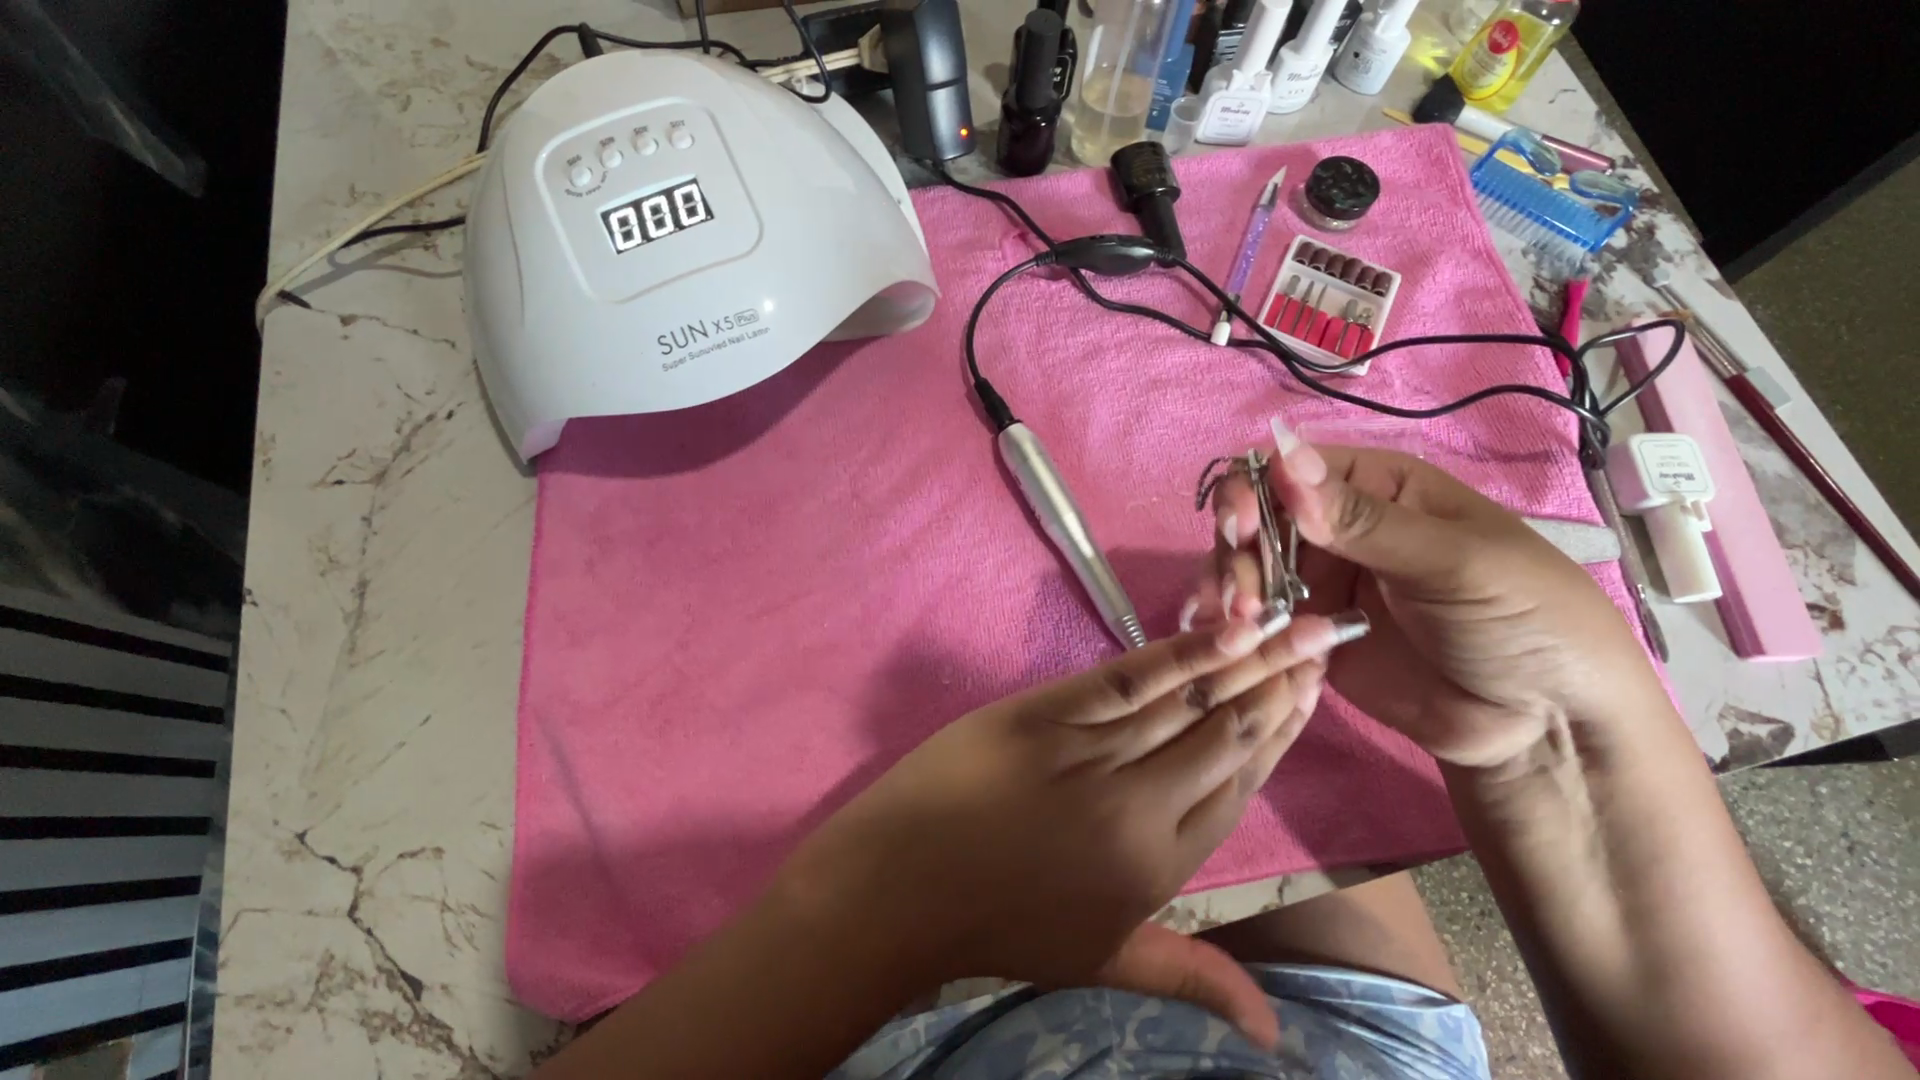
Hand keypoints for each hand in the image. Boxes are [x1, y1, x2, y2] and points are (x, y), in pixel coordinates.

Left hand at [768, 614, 1362, 1048]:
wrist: (901, 888)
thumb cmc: (1000, 924)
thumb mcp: (1101, 960)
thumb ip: (1193, 975)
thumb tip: (1278, 1033)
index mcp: (1160, 866)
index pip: (1239, 787)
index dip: (1281, 736)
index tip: (1311, 693)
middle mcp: (1141, 806)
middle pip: (1228, 735)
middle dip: (1280, 683)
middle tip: (1325, 634)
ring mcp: (1093, 753)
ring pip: (1189, 701)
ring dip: (1248, 659)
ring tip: (1292, 622)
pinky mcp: (1047, 714)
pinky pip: (1130, 679)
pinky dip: (1181, 652)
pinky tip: (1224, 628)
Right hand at [1198, 428, 1658, 769]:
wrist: (1546, 723)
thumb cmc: (1523, 618)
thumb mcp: (1451, 561)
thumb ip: (1362, 519)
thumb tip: (1284, 457)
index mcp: (1376, 489)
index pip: (1287, 469)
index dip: (1251, 491)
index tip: (1238, 530)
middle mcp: (1338, 530)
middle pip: (1254, 521)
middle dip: (1238, 554)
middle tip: (1243, 602)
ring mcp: (1322, 584)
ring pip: (1248, 571)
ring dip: (1231, 592)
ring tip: (1241, 629)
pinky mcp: (1311, 637)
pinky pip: (1258, 623)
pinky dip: (1235, 630)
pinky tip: (1228, 643)